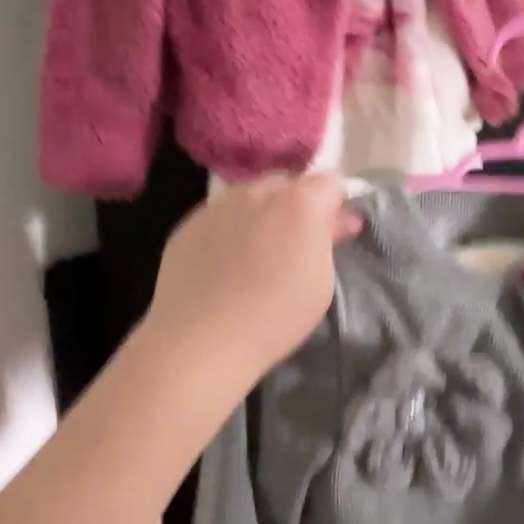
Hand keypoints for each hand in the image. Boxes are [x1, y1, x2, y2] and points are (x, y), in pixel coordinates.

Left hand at [142, 173, 362, 380]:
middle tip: (295, 244)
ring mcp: (215, 207)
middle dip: (296, 204)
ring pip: (247, 197)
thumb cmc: (274, 317)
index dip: (335, 206)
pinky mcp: (186, 226)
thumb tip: (337, 219)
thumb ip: (329, 240)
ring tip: (255, 256)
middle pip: (285, 183)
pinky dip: (227, 232)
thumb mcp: (320, 284)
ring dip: (259, 215)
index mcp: (298, 203)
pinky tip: (223, 266)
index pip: (329, 182)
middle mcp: (254, 193)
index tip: (334, 235)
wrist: (200, 341)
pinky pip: (217, 218)